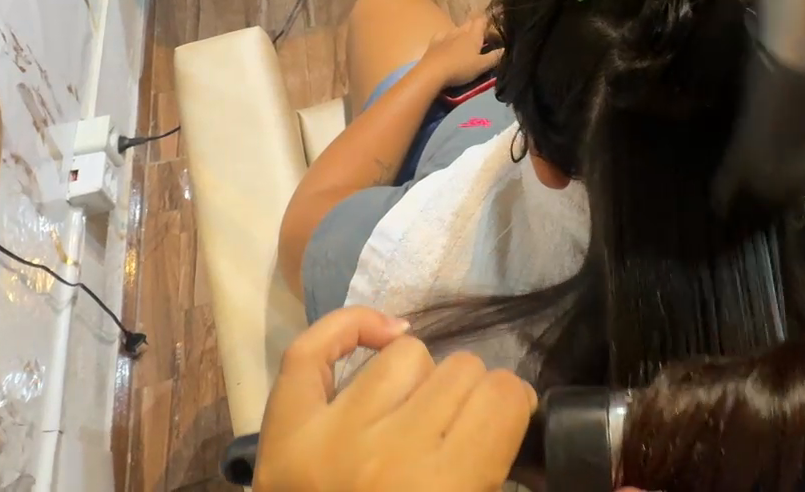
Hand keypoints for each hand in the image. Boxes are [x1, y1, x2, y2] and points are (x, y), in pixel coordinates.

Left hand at [254, 306, 536, 491]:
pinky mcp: (284, 435)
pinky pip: (313, 350)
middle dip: (467, 397)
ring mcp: (329, 439)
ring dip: (417, 380)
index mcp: (443, 490)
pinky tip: (383, 335)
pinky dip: (349, 328)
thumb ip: (496, 469)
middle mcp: (389, 457)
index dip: (512, 406)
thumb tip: (521, 410)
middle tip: (452, 434)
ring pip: (407, 353)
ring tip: (408, 418)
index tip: (502, 424)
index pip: (504, 395)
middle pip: (461, 368)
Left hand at [420, 15, 501, 88]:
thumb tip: (505, 49)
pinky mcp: (434, 42)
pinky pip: (443, 35)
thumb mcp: (482, 66)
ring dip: (464, 32)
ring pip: (457, 28)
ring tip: (467, 42)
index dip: (489, 22)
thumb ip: (495, 57)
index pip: (483, 20)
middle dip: (477, 27)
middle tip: (483, 38)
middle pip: (470, 23)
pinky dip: (448, 37)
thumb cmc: (460, 68)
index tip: (494, 29)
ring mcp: (446, 35)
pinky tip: (448, 42)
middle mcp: (460, 31)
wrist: (432, 72)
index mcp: (473, 35)